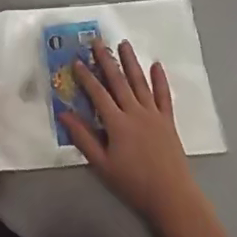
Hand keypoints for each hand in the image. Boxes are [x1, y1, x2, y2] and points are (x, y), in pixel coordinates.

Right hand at [60, 40, 202, 227]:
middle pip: (119, 82)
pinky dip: (160, 80)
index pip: (98, 94)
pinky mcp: (168, 120)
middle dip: (107, 61)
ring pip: (140, 82)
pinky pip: (164, 95)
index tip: (77, 61)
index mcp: (117, 123)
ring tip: (123, 44)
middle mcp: (135, 112)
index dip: (86, 77)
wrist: (171, 195)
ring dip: (131, 62)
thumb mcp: (102, 164)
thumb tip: (64, 114)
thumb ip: (83, 138)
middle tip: (98, 42)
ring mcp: (154, 114)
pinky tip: (156, 66)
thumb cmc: (132, 183)